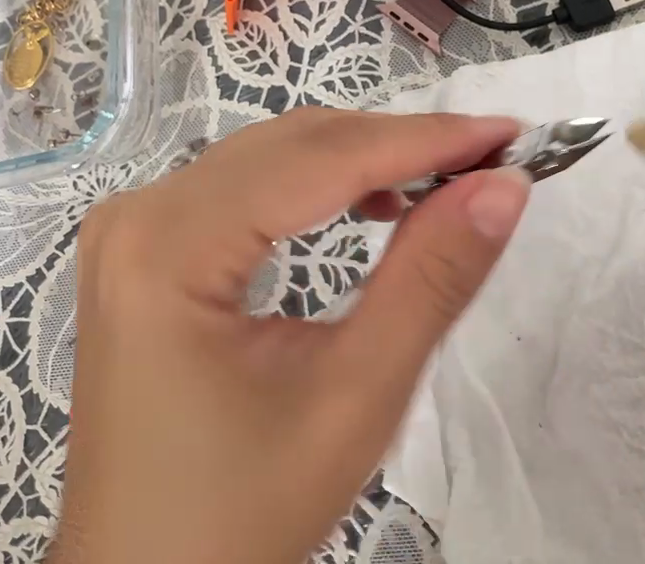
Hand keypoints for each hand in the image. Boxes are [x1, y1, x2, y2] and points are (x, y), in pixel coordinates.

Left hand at [48, 107, 532, 563]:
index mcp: (168, 246)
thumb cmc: (243, 509)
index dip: (423, 140)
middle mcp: (141, 212)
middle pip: (291, 147)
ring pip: (272, 158)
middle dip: (399, 145)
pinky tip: (373, 204)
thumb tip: (501, 189)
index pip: (318, 160)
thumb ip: (431, 281)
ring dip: (364, 159)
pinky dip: (319, 184)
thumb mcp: (354, 398)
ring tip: (446, 180)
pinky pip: (248, 187)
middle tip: (491, 158)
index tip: (509, 135)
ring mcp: (136, 225)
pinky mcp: (147, 244)